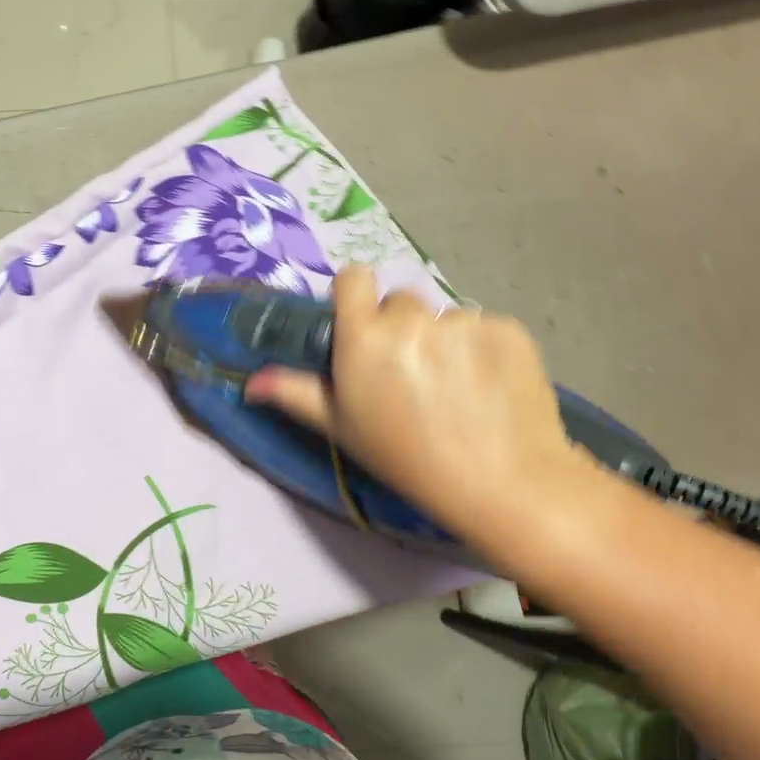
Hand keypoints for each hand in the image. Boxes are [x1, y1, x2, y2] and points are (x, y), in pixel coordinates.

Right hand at [244, 267, 593, 540]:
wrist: (501, 481)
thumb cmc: (404, 457)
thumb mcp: (341, 428)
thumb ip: (296, 394)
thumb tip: (251, 383)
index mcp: (363, 337)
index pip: (353, 278)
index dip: (355, 297)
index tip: (361, 327)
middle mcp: (411, 318)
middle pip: (400, 302)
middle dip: (401, 327)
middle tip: (409, 375)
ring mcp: (464, 322)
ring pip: (444, 318)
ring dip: (443, 341)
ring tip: (455, 390)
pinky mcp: (508, 329)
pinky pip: (484, 328)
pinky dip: (483, 351)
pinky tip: (487, 389)